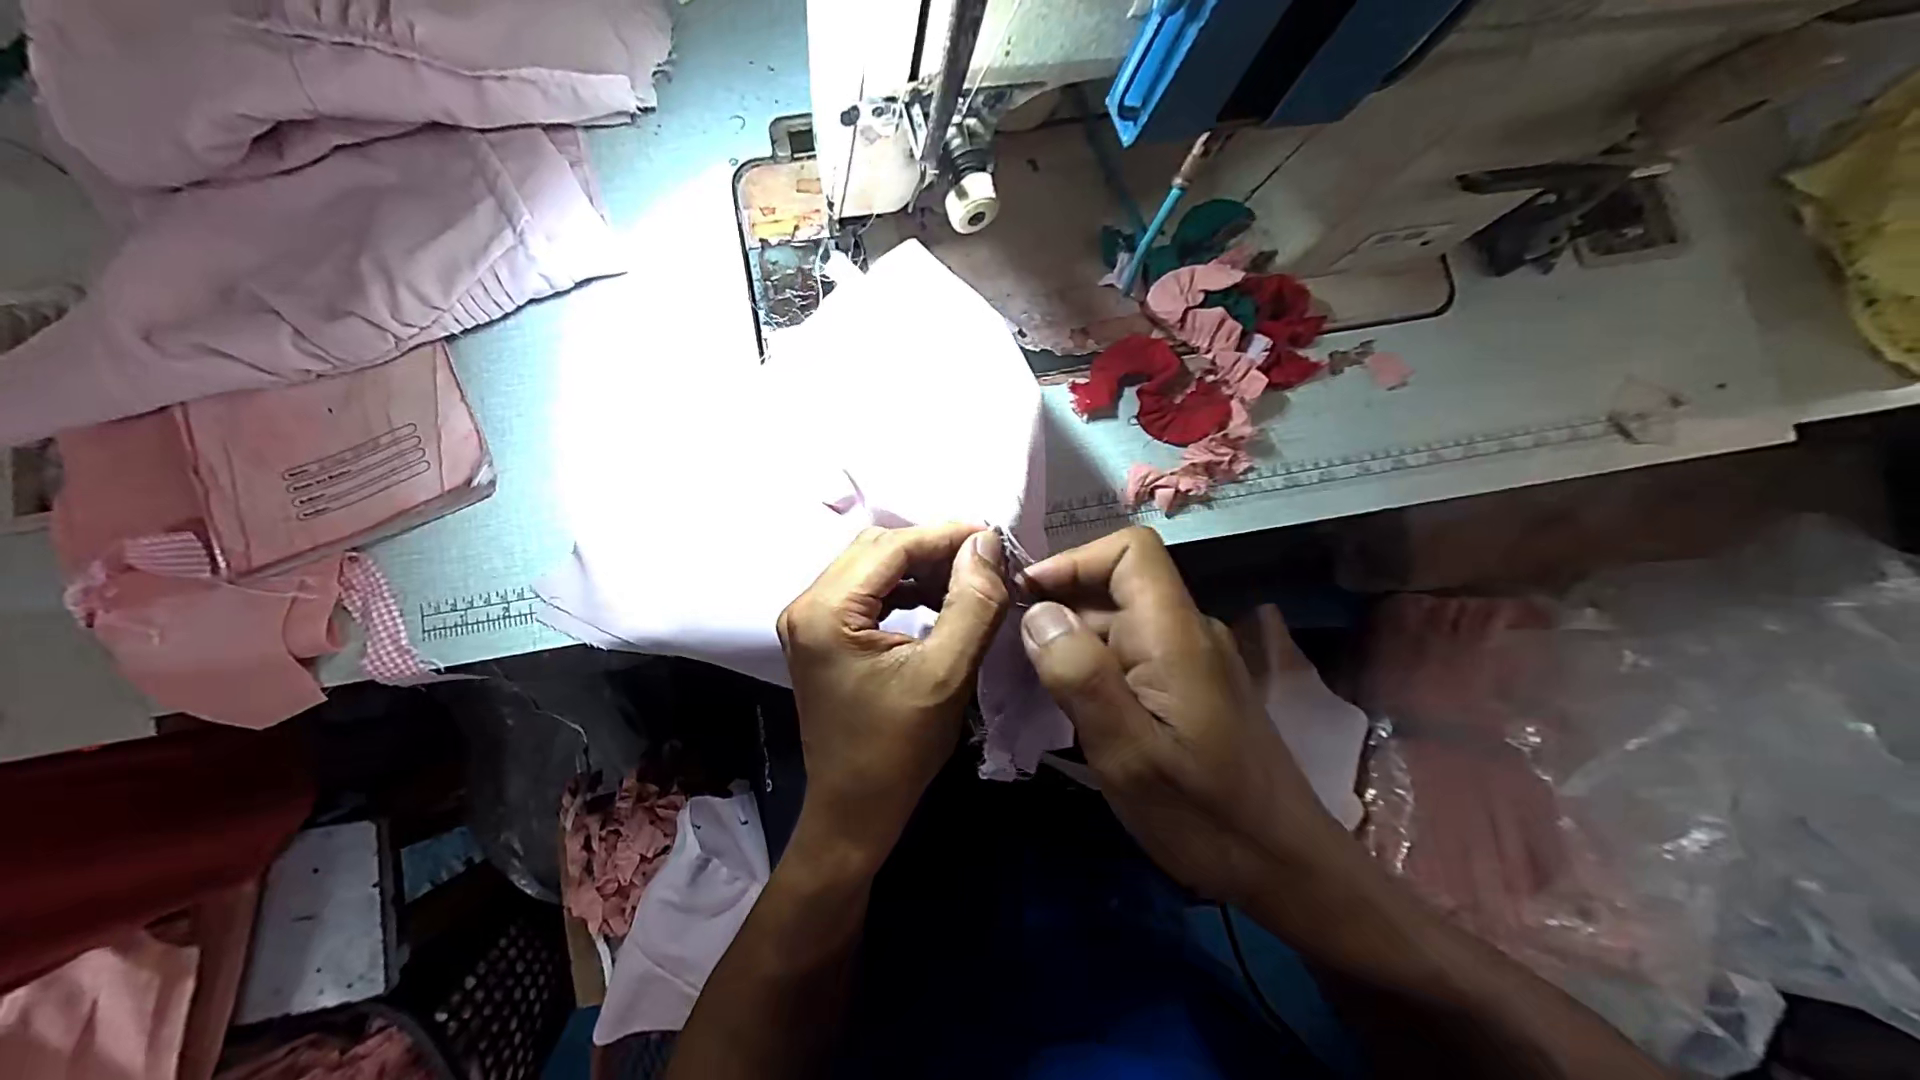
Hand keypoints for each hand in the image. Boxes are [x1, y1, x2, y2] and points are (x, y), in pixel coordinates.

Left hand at [777, 523, 1009, 870]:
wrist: (855, 810)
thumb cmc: (898, 750)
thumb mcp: (946, 674)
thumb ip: (971, 603)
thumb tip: (986, 545)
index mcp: (825, 612)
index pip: (890, 547)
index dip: (945, 535)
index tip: (992, 537)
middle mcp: (807, 606)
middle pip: (876, 550)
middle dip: (933, 548)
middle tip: (983, 559)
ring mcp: (810, 621)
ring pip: (872, 567)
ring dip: (920, 567)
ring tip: (967, 578)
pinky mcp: (823, 635)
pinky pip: (867, 592)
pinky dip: (905, 588)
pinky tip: (938, 599)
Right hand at [1017, 527, 1353, 905]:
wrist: (1285, 868)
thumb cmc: (1204, 816)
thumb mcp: (1127, 753)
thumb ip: (1080, 676)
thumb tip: (1037, 612)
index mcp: (1176, 634)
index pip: (1129, 551)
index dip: (1073, 560)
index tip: (1026, 596)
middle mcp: (1188, 632)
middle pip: (1117, 587)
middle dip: (1061, 607)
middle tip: (1015, 655)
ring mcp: (1192, 659)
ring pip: (1121, 623)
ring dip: (1074, 641)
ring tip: (1036, 684)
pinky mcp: (1191, 687)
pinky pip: (1133, 654)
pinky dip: (1096, 666)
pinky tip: (1075, 707)